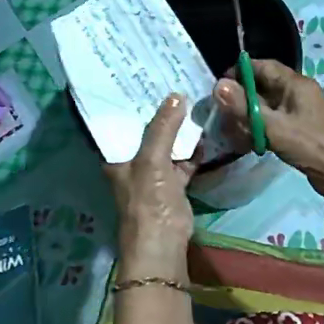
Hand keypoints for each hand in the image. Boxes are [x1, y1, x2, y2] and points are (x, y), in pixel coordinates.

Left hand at [102, 94, 194, 278]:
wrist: (163, 242)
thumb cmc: (148, 199)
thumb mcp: (152, 158)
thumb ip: (163, 127)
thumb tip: (176, 96)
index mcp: (117, 157)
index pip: (122, 124)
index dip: (133, 104)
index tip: (149, 81)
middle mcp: (133, 164)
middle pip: (147, 133)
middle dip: (161, 114)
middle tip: (178, 86)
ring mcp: (154, 175)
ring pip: (168, 145)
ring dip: (179, 131)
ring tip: (194, 103)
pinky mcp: (174, 185)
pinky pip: (184, 161)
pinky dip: (194, 150)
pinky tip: (206, 134)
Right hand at [215, 59, 323, 195]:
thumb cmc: (309, 145)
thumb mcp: (273, 126)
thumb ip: (244, 106)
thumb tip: (218, 85)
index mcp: (296, 84)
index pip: (263, 66)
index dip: (240, 72)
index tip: (219, 87)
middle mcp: (299, 92)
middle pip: (264, 85)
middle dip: (242, 97)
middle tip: (222, 112)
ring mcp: (301, 110)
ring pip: (268, 104)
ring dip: (250, 114)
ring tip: (233, 128)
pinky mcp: (301, 126)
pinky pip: (275, 119)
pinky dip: (261, 126)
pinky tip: (250, 140)